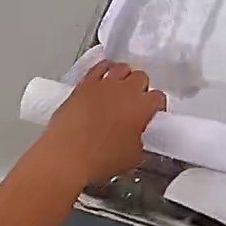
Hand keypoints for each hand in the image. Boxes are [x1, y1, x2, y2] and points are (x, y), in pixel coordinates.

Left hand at [32, 61, 166, 189]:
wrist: (66, 156)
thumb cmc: (99, 158)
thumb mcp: (133, 157)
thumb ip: (141, 142)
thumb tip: (137, 141)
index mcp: (142, 106)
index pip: (158, 97)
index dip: (156, 105)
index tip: (153, 112)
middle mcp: (125, 90)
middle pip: (141, 77)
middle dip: (141, 88)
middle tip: (136, 101)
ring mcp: (104, 84)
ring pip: (122, 68)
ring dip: (124, 77)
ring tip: (121, 88)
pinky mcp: (85, 84)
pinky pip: (99, 67)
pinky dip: (104, 70)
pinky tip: (104, 76)